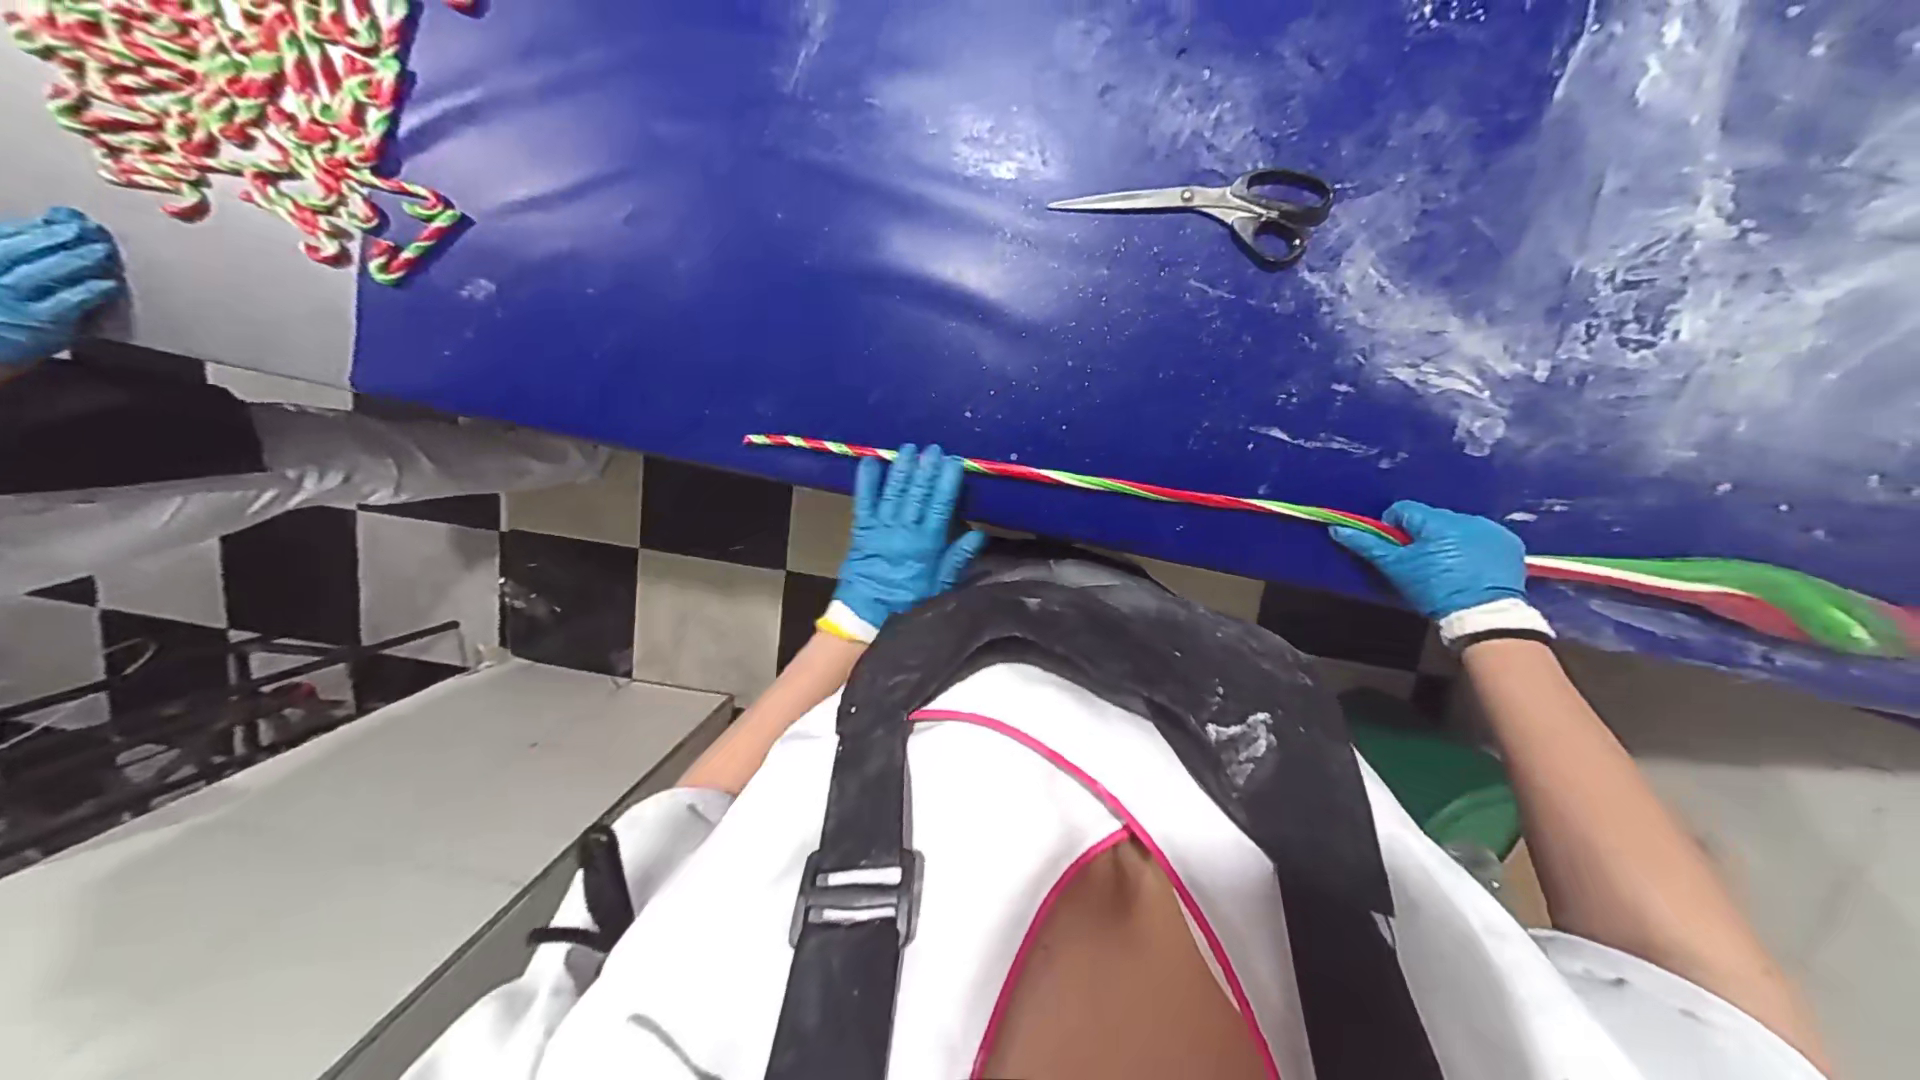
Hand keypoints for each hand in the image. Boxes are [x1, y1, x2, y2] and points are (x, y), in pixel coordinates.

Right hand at [0, 207, 121, 367]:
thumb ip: (10, 260)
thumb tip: (40, 238)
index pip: (8, 235)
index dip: (40, 226)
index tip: (65, 217)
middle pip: (29, 248)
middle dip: (61, 235)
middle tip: (89, 227)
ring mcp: (16, 300)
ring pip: (51, 270)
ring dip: (81, 258)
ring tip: (103, 248)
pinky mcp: (43, 325)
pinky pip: (71, 303)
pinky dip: (90, 290)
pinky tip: (107, 283)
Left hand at [832, 443, 985, 631]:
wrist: (866, 616)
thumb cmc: (907, 602)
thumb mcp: (939, 586)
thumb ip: (957, 559)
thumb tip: (979, 534)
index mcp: (926, 543)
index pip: (940, 506)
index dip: (948, 482)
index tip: (955, 462)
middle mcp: (904, 530)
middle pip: (918, 494)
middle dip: (926, 469)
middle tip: (933, 448)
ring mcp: (880, 528)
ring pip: (893, 492)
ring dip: (901, 468)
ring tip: (908, 449)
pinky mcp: (860, 531)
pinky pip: (863, 502)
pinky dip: (866, 481)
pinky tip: (869, 461)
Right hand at [1329, 500, 1526, 619]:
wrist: (1484, 617)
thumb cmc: (1434, 590)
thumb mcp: (1396, 569)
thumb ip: (1367, 545)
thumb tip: (1337, 528)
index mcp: (1437, 521)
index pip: (1403, 510)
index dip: (1392, 529)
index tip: (1396, 551)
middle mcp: (1467, 518)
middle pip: (1430, 519)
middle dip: (1421, 536)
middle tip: (1419, 563)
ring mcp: (1492, 530)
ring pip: (1456, 528)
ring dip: (1447, 541)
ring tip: (1445, 567)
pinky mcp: (1510, 544)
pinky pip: (1481, 537)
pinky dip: (1472, 547)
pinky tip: (1469, 568)